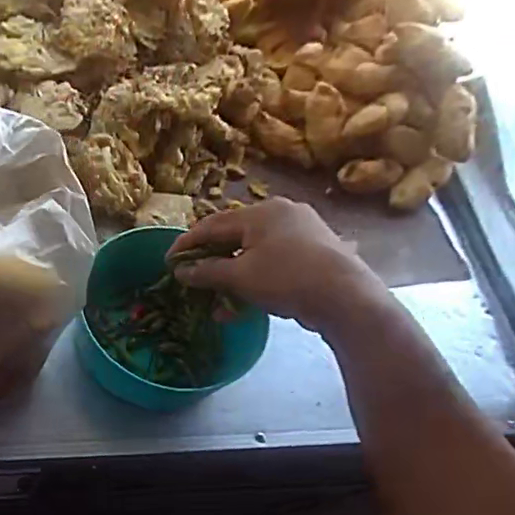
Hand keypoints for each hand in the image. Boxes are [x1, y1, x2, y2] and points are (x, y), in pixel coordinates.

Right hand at [170, 198, 391, 335]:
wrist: (346, 298)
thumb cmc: (286, 279)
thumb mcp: (238, 277)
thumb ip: (205, 272)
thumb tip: (180, 271)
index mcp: (261, 212)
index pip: (211, 225)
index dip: (186, 243)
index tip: (168, 261)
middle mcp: (282, 213)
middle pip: (233, 237)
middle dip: (210, 262)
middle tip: (191, 278)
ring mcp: (302, 231)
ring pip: (252, 252)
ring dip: (230, 276)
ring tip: (216, 299)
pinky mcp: (314, 250)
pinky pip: (272, 261)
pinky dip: (253, 278)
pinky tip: (244, 303)